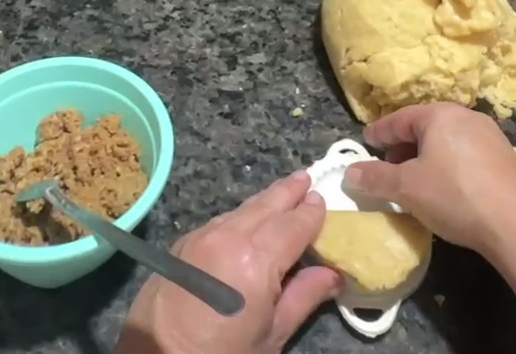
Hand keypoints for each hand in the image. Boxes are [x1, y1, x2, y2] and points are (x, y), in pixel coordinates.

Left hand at [116, 171, 340, 353]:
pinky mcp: (184, 241)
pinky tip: (249, 219)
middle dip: (287, 191)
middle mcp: (230, 236)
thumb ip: (302, 298)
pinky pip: (221, 220)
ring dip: (265, 200)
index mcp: (256, 259)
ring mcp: (203, 235)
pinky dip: (241, 215)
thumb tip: (331, 274)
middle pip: (266, 205)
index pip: (293, 225)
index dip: (310, 213)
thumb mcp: (270, 337)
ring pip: (242, 209)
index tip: (322, 200)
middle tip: (304, 178)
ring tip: (282, 193)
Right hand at [342, 102, 515, 253]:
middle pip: (426, 127)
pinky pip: (467, 154)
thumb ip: (376, 178)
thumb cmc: (455, 196)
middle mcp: (466, 117)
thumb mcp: (407, 188)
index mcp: (440, 115)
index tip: (366, 141)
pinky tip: (447, 189)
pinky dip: (450, 165)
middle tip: (389, 166)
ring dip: (428, 157)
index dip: (380, 132)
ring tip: (416, 180)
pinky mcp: (507, 160)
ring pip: (448, 141)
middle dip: (404, 146)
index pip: (400, 118)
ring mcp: (491, 137)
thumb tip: (349, 173)